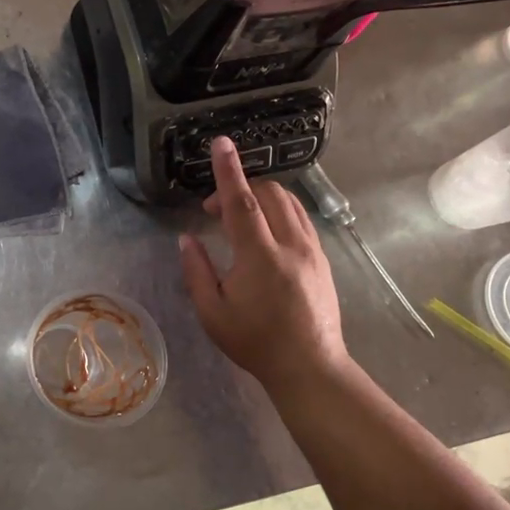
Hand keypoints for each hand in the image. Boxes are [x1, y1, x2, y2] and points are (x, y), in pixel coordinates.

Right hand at [179, 137, 347, 390]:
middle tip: (213, 210)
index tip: (221, 143)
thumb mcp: (212, 312)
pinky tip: (265, 230)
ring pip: (289, 202)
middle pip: (269, 193)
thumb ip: (196, 270)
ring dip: (261, 196)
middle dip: (239, 187)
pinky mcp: (322, 259)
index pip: (241, 202)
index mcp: (260, 257)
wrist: (309, 366)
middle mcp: (291, 245)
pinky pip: (301, 217)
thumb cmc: (254, 342)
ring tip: (238, 217)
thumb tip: (187, 238)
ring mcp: (312, 250)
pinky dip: (280, 210)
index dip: (227, 170)